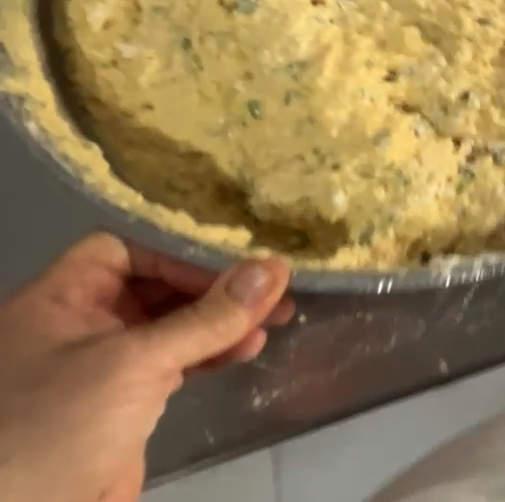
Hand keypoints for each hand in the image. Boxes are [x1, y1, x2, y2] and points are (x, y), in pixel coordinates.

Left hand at [0, 233, 293, 501]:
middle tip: (278, 287)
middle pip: (162, 280)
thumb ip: (210, 315)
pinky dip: (219, 346)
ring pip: (179, 317)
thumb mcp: (136, 364)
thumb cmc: (55, 428)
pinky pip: (182, 353)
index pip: (127, 247)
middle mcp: (77, 325)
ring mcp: (102, 362)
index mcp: (56, 304)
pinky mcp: (126, 395)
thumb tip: (276, 266)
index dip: (183, 247)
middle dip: (223, 283)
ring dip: (230, 316)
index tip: (242, 258)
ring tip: (276, 319)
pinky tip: (247, 350)